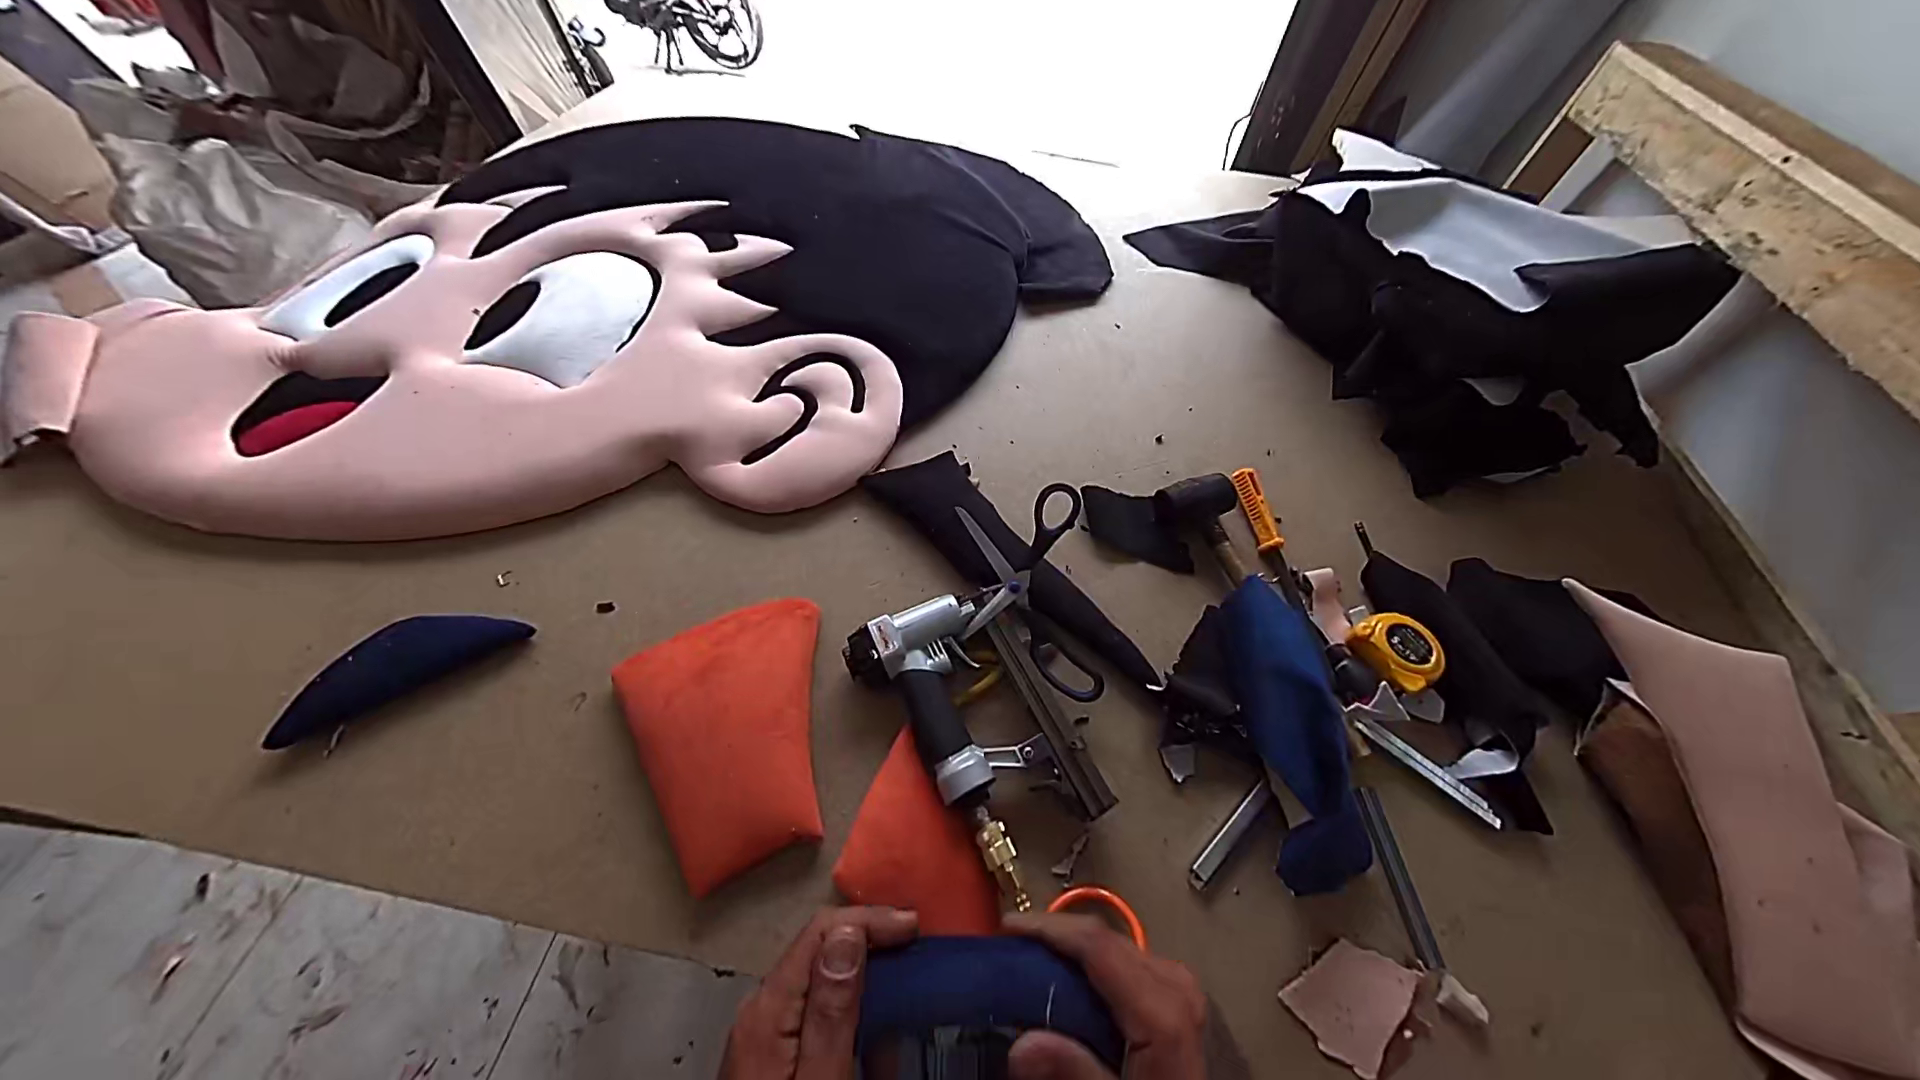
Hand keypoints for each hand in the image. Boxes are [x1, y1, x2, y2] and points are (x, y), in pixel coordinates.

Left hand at [720, 906, 918, 1079]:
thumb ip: (830, 1010)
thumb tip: (849, 932)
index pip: (820, 932)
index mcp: (768, 1009)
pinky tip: (870, 997)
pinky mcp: (769, 1048)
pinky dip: (845, 985)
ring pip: (815, 968)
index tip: (915, 927)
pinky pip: (810, 996)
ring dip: (859, 956)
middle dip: (867, 933)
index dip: (869, 920)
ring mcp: (762, 1028)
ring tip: (902, 960)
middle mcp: (760, 1006)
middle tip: (915, 940)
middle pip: (817, 944)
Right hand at [1003, 913, 1207, 1079]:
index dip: (1048, 928)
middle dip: (1054, 938)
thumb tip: (1022, 1046)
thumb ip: (1077, 1076)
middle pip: (1104, 939)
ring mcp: (1185, 992)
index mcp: (1165, 1011)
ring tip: (1033, 965)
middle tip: (1011, 950)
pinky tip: (1073, 990)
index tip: (1007, 927)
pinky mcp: (1185, 1004)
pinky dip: (1095, 970)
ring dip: (1073, 952)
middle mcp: (1178, 988)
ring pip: (1115, 948)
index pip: (1096, 943)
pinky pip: (1130, 967)